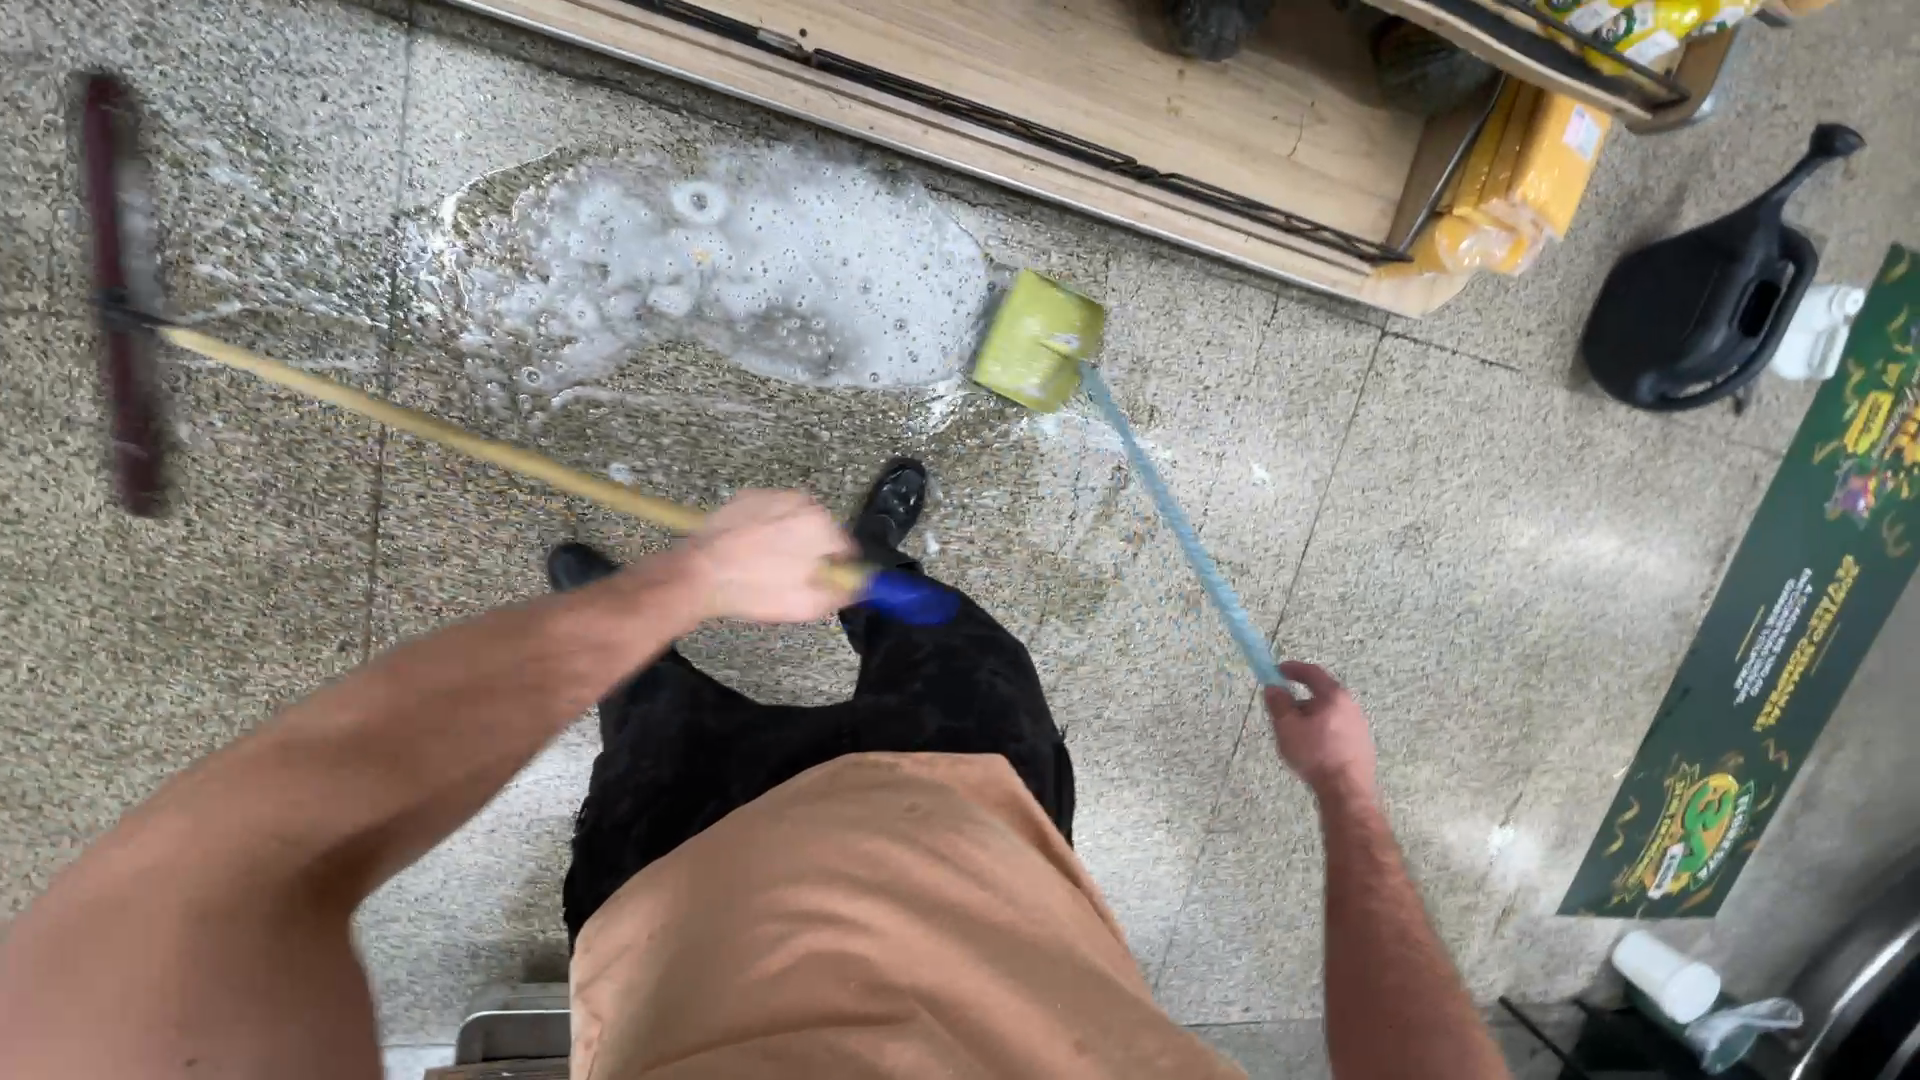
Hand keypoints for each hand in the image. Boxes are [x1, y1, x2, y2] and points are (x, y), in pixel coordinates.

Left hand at [679, 490, 858, 621]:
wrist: (701, 574)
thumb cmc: (750, 588)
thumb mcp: (808, 604)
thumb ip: (844, 593)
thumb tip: (859, 586)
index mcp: (822, 525)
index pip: (848, 548)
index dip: (838, 568)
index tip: (827, 579)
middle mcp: (802, 503)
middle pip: (822, 531)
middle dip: (812, 552)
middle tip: (793, 576)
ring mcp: (773, 497)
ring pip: (795, 522)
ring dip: (789, 540)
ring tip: (768, 566)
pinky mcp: (749, 498)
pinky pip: (770, 515)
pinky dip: (766, 530)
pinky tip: (753, 552)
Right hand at [1264, 661, 1376, 799]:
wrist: (1347, 790)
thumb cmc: (1314, 753)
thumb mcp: (1286, 726)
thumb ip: (1278, 703)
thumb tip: (1273, 688)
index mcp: (1333, 696)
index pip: (1312, 672)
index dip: (1292, 668)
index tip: (1276, 670)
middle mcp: (1351, 706)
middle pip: (1322, 693)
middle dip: (1299, 698)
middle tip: (1283, 709)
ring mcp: (1360, 725)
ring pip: (1329, 712)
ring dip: (1311, 716)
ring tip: (1295, 733)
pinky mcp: (1362, 744)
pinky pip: (1337, 727)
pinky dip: (1322, 729)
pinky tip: (1313, 747)